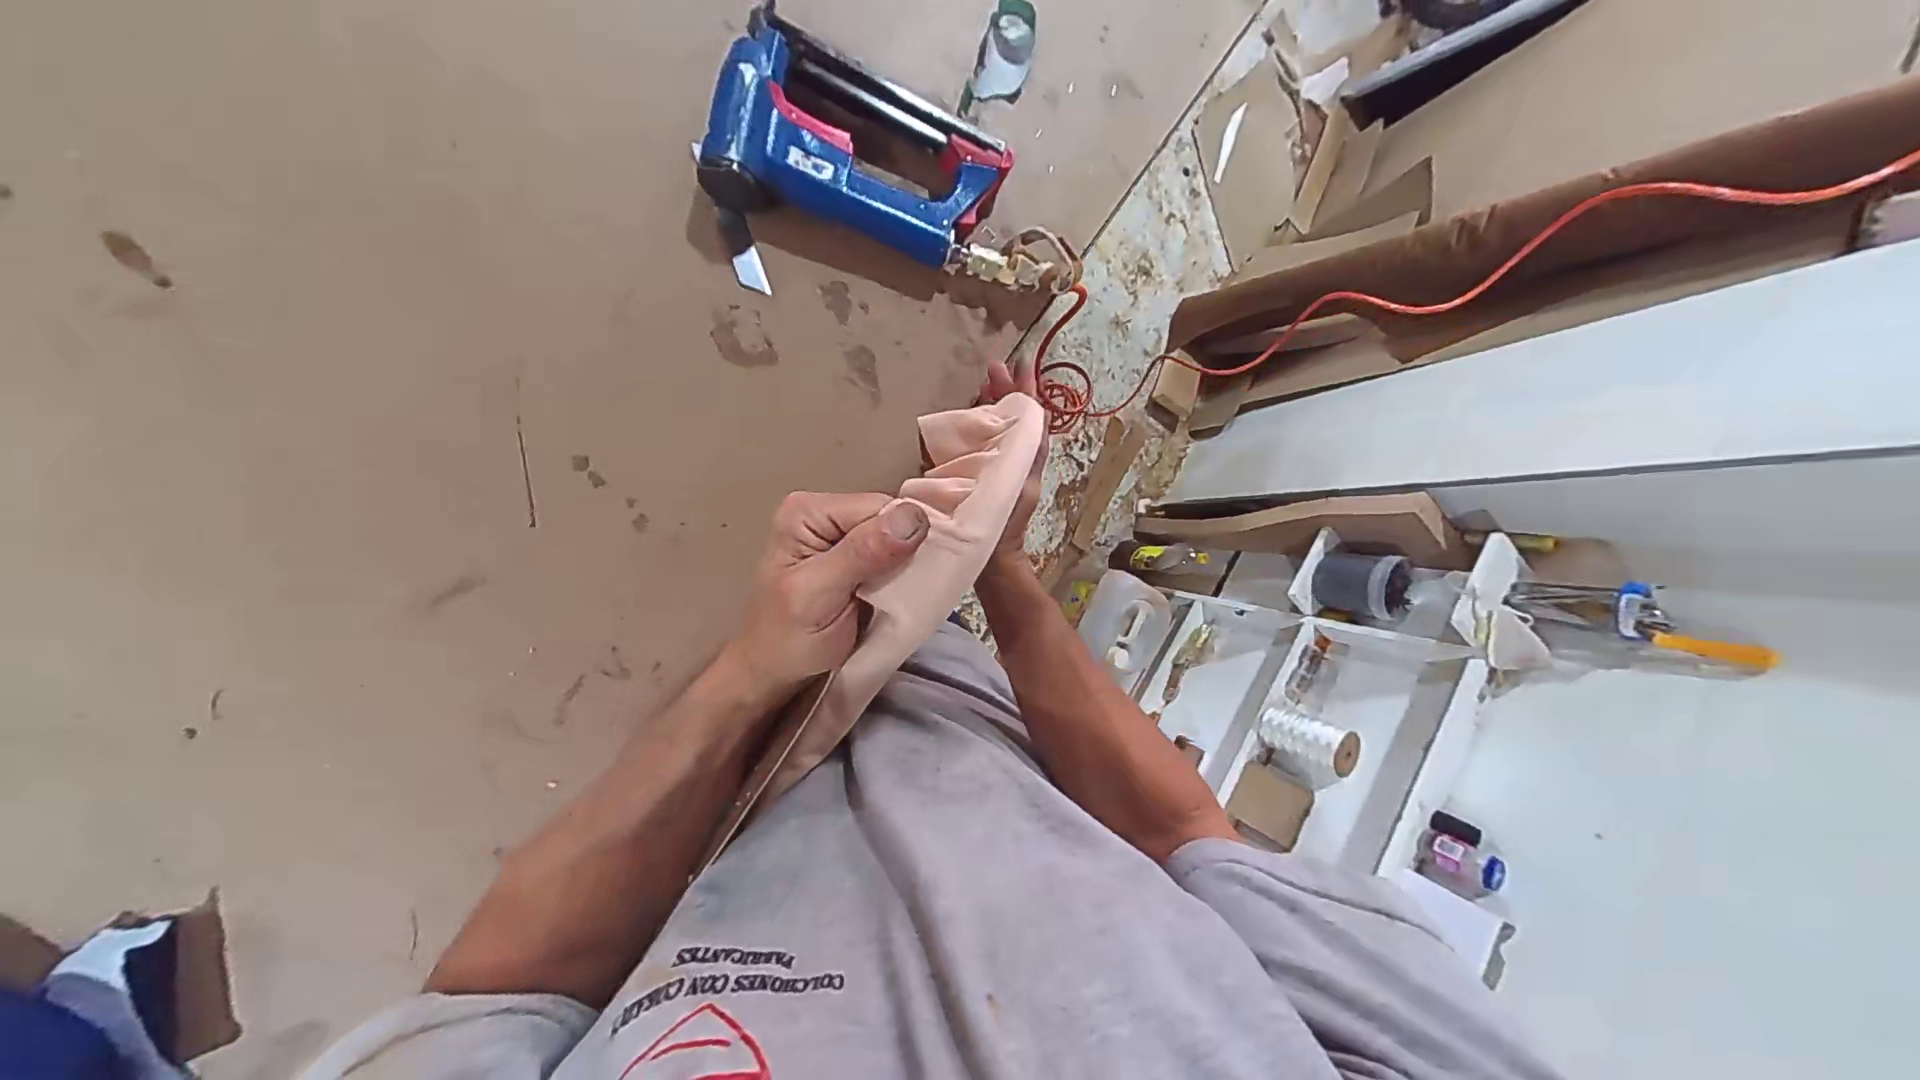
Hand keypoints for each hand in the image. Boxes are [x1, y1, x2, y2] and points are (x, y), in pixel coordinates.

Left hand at [728, 492, 929, 690]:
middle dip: (905, 553)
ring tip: (896, 595)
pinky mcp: (857, 559)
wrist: (774, 675)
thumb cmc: (785, 640)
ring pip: (899, 538)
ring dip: (907, 567)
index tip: (904, 578)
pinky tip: (895, 595)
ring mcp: (842, 535)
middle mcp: (827, 513)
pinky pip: (896, 556)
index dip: (903, 537)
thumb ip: (863, 553)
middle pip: (892, 519)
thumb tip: (911, 517)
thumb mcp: (820, 594)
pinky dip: (902, 576)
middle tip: (898, 591)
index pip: (880, 507)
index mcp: (809, 510)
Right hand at [975, 358, 1048, 559]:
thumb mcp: (1021, 484)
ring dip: (987, 404)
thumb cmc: (1004, 522)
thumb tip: (1041, 412)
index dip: (1023, 386)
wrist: (988, 557)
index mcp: (1024, 453)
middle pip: (1009, 415)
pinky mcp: (975, 474)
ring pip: (992, 425)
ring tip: (980, 385)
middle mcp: (1010, 455)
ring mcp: (993, 465)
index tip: (1018, 361)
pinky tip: (960, 418)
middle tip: (991, 369)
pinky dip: (971, 425)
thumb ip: (1031, 451)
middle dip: (1003, 390)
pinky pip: (975, 442)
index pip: (1027, 412)